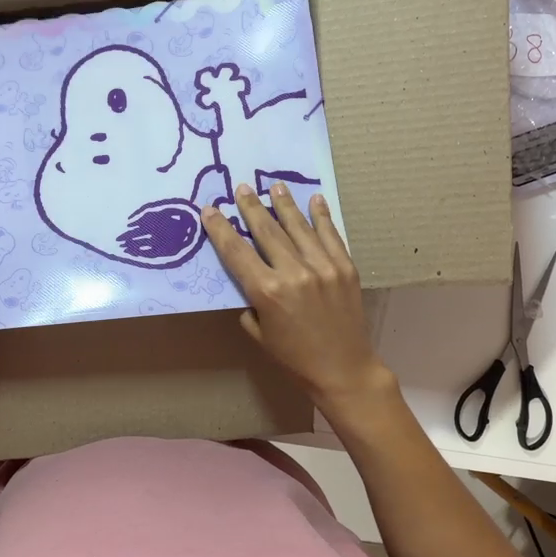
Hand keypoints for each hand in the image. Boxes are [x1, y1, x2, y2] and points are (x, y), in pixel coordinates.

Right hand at [203, 183, 395, 407]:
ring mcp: (323, 267)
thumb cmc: (294, 358)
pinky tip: (315, 200)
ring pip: (298, 227)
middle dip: (251, 207)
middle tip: (241, 187)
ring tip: (274, 186)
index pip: (236, 252)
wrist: (344, 370)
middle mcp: (294, 273)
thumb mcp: (259, 334)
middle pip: (266, 231)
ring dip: (284, 204)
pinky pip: (330, 235)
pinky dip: (322, 216)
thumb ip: (251, 303)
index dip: (220, 228)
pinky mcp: (345, 268)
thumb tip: (250, 279)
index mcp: (267, 292)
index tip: (210, 209)